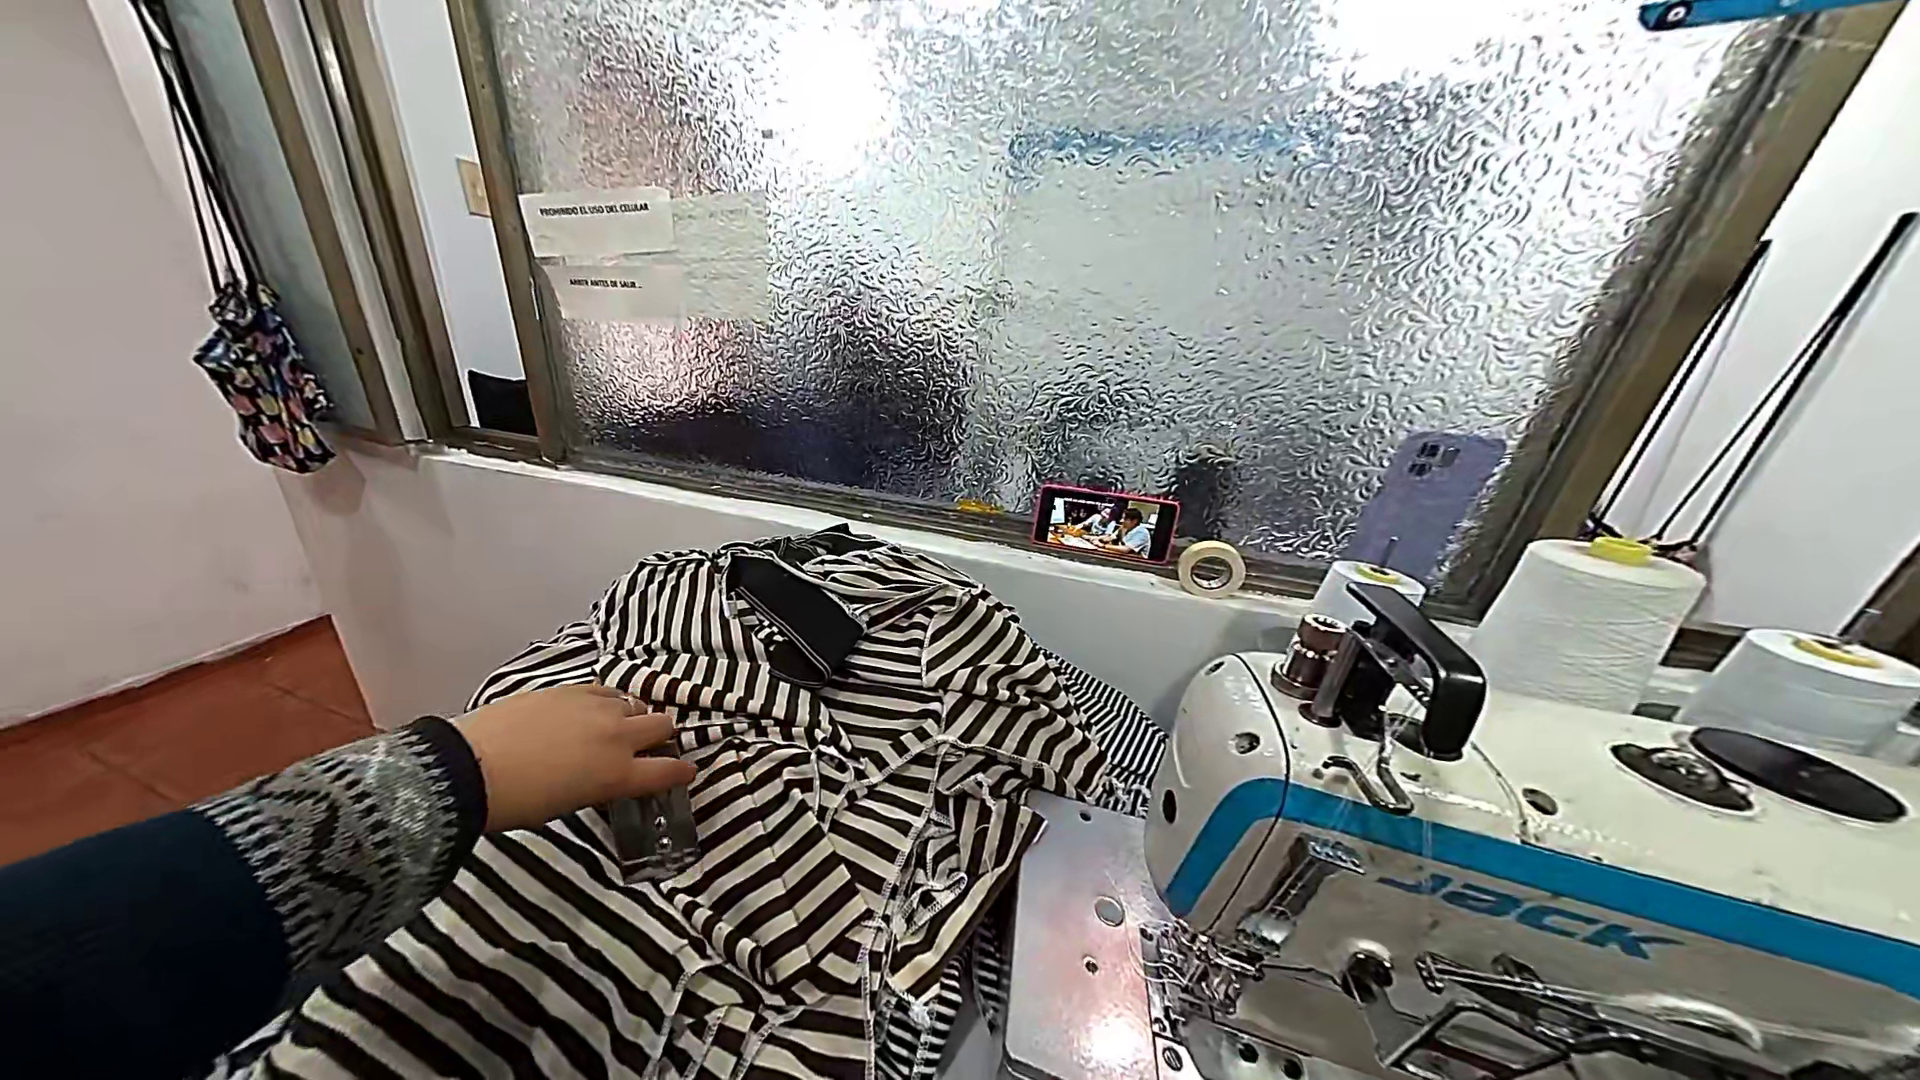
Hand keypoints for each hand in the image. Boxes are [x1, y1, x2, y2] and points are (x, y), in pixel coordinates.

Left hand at [452, 685, 696, 831]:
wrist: (467, 768)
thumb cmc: (515, 801)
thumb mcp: (568, 804)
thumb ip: (601, 786)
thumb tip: (609, 777)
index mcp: (617, 774)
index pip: (667, 771)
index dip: (681, 772)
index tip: (686, 771)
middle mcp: (618, 737)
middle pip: (662, 726)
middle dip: (660, 736)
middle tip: (644, 746)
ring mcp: (598, 708)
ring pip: (635, 704)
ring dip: (631, 717)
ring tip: (610, 728)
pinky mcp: (575, 689)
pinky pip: (607, 691)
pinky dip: (606, 703)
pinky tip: (588, 712)